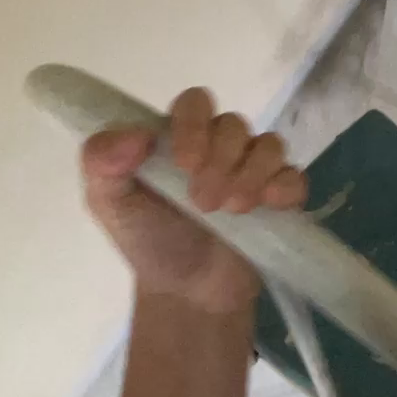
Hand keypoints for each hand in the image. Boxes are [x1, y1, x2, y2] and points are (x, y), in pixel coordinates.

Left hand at [80, 87, 307, 314]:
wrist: (187, 293)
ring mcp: (255, 169)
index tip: (184, 164)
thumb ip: (102, 162)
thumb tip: (136, 137)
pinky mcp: (281, 196)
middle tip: (203, 202)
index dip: (194, 125)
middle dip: (221, 161)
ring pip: (269, 145)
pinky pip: (295, 176)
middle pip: (235, 124)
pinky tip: (269, 206)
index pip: (195, 103)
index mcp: (180, 137)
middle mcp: (221, 146)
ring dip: (253, 174)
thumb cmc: (149, 241)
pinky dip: (285, 187)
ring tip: (234, 210)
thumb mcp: (108, 204)